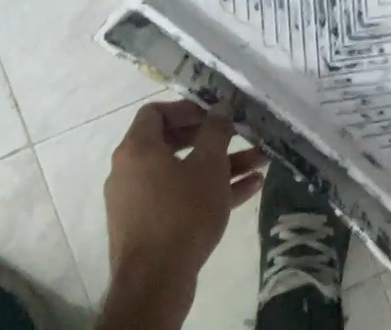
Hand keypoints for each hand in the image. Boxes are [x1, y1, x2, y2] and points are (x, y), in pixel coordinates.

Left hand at [103, 101, 266, 299]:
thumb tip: (220, 107)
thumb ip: (216, 131)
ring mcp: (139, 201)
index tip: (215, 113)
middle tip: (240, 133)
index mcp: (137, 149)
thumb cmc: (182, 212)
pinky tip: (250, 188)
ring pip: (184, 172)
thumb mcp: (208, 165)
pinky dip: (210, 190)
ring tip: (260, 161)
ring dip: (221, 165)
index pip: (155, 112)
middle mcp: (131, 171)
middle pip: (173, 142)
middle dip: (213, 138)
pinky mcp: (150, 226)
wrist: (155, 283)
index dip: (188, 107)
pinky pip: (181, 197)